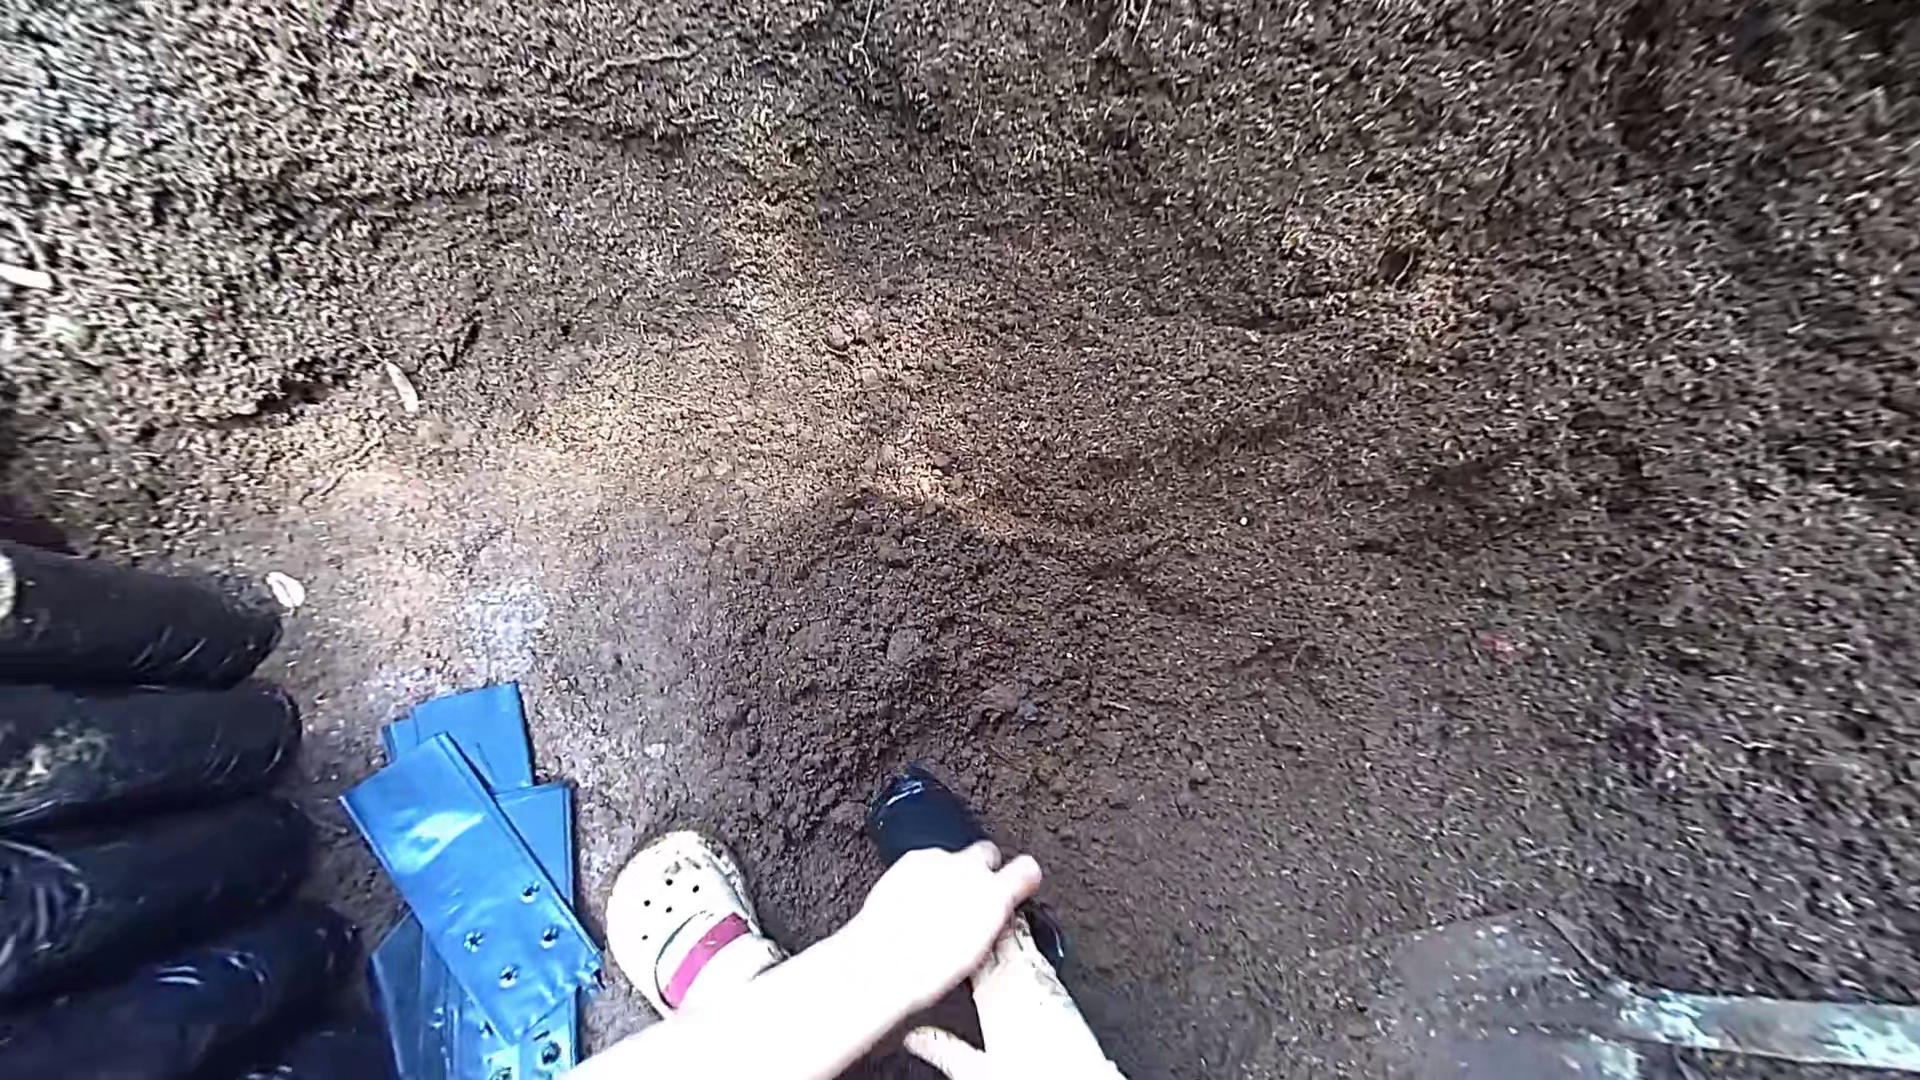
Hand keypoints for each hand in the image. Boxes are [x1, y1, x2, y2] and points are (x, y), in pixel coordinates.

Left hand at [845, 842, 1042, 1009]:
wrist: (884, 959)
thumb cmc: (928, 968)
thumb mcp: (975, 954)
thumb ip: (990, 921)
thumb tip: (992, 918)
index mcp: (994, 896)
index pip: (1026, 870)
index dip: (1024, 875)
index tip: (1023, 879)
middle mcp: (970, 870)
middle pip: (987, 853)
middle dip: (982, 869)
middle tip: (971, 896)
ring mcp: (940, 860)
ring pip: (953, 859)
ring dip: (949, 875)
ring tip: (934, 908)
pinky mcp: (913, 858)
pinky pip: (925, 861)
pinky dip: (923, 875)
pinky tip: (914, 901)